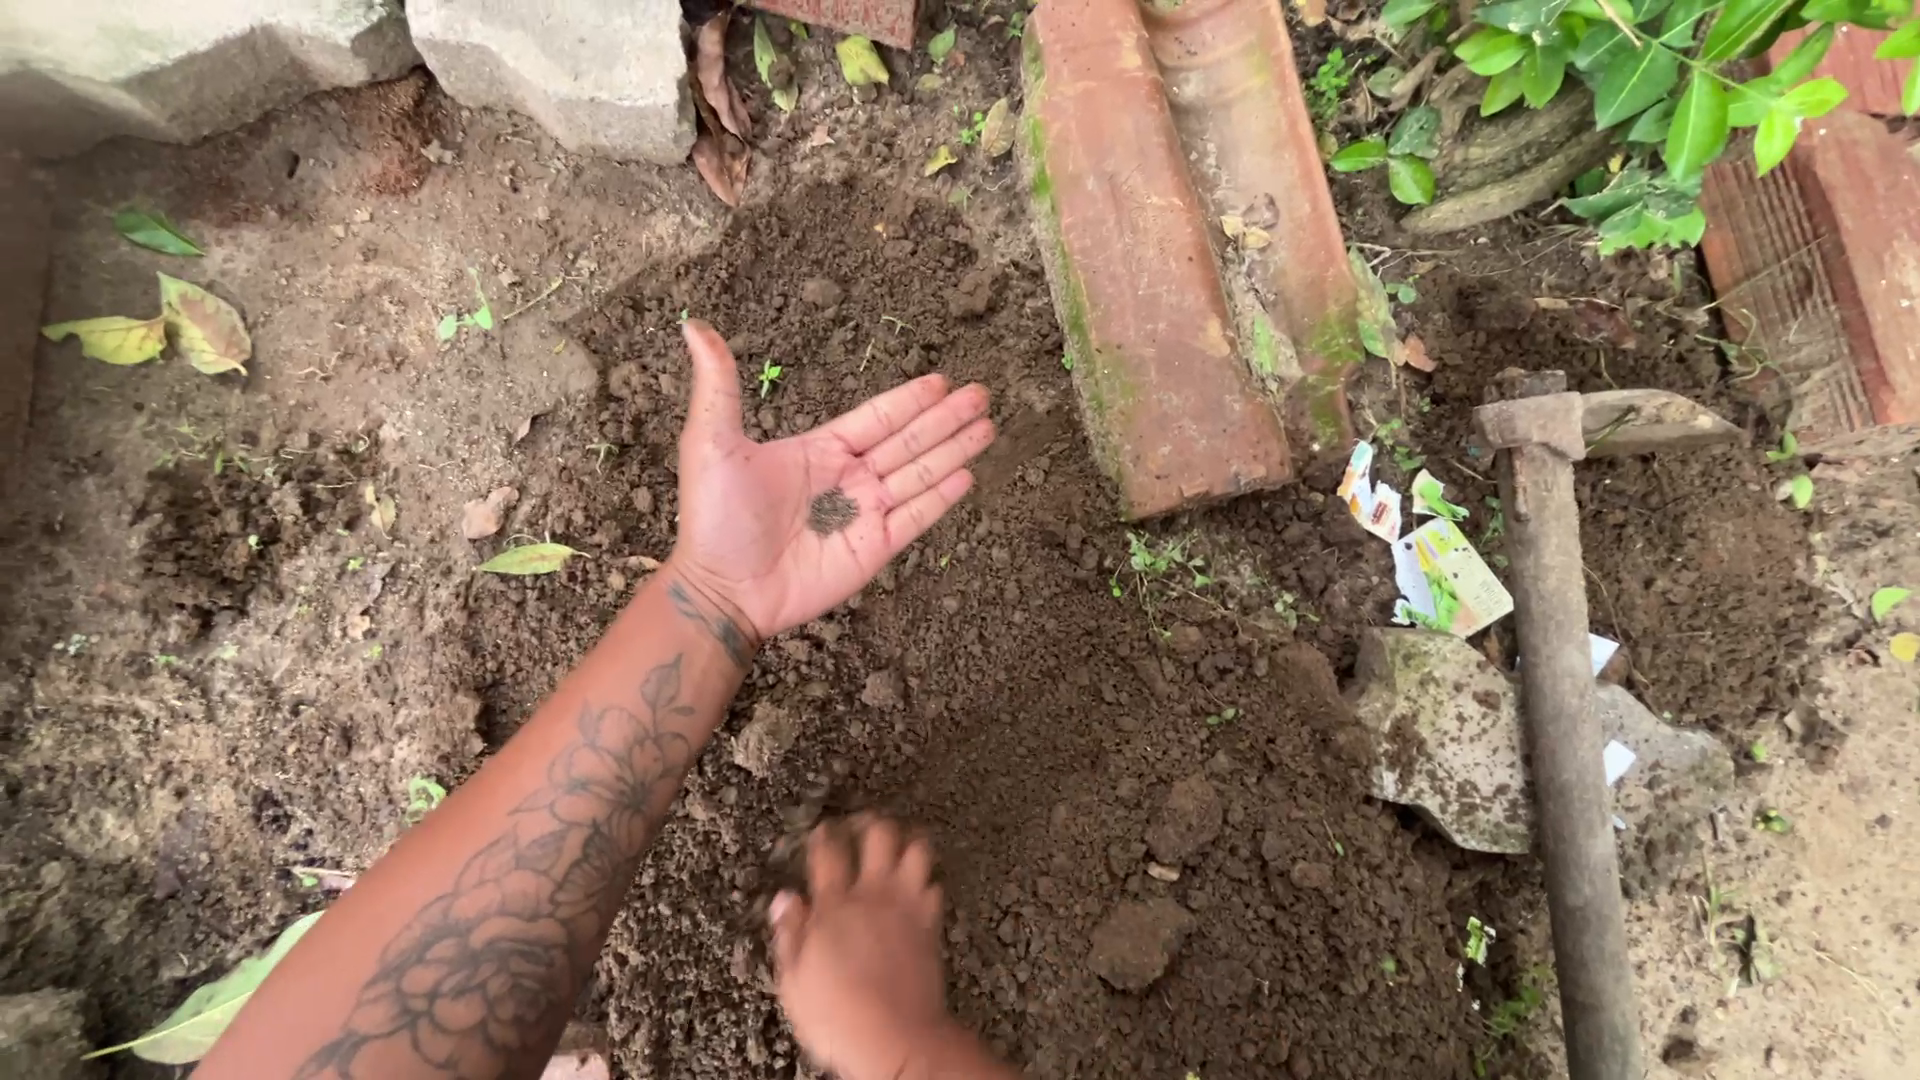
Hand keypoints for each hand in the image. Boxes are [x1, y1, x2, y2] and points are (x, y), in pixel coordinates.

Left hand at [668, 320, 995, 640]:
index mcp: (822, 450)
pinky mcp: (875, 548)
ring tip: (987, 427)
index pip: (877, 418)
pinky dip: (941, 498)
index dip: (910, 399)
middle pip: (908, 442)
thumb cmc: (715, 517)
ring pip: (919, 475)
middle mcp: (850, 478)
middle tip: (981, 395)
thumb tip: (694, 326)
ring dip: (953, 450)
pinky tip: (967, 476)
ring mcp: (866, 514)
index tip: (941, 380)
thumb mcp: (713, 443)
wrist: (723, 587)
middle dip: (945, 419)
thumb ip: (719, 386)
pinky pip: (915, 517)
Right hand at [769, 819, 951, 1079]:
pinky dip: (928, 880)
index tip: (822, 828)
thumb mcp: (796, 982)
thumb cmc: (839, 1016)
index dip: (825, 833)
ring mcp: (907, 904)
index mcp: (835, 905)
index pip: (828, 852)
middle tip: (864, 822)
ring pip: (916, 848)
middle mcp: (874, 894)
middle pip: (879, 833)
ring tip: (900, 840)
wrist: (897, 1039)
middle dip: (872, 821)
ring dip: (909, 839)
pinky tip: (920, 886)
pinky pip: (936, 885)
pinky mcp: (931, 922)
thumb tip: (784, 900)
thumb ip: (790, 934)